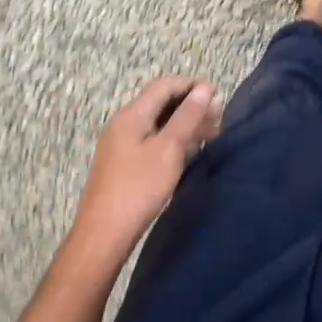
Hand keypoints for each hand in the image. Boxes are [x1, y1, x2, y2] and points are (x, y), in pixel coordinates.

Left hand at [70, 76, 218, 255]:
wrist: (103, 236)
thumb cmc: (139, 188)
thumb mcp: (169, 149)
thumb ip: (188, 116)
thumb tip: (205, 88)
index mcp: (132, 115)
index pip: (164, 86)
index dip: (191, 87)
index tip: (216, 98)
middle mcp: (124, 124)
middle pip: (161, 103)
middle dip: (191, 107)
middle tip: (217, 120)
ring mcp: (121, 145)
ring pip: (158, 124)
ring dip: (184, 125)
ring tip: (209, 136)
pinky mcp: (123, 165)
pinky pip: (152, 141)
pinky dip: (172, 141)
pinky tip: (188, 153)